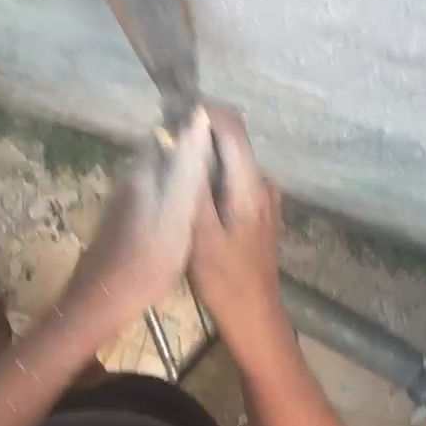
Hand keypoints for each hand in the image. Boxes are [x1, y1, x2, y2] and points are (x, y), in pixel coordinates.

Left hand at [59, 108, 214, 328]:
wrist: (100, 301)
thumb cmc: (144, 262)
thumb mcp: (176, 216)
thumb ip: (186, 168)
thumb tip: (198, 117)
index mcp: (144, 171)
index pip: (171, 130)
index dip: (197, 124)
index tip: (226, 126)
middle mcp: (132, 177)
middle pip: (167, 149)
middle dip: (194, 146)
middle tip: (228, 155)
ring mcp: (126, 198)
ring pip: (162, 171)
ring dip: (186, 170)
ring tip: (217, 180)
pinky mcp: (125, 218)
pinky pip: (157, 192)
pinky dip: (176, 193)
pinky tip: (191, 210)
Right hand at [188, 105, 286, 345]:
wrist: (254, 314)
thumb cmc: (224, 278)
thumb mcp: (199, 233)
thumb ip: (193, 184)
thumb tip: (182, 139)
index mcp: (249, 184)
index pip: (231, 126)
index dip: (203, 111)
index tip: (171, 111)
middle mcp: (262, 182)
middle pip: (231, 140)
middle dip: (198, 132)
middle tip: (161, 138)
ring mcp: (263, 196)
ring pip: (230, 160)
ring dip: (202, 155)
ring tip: (169, 164)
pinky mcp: (257, 209)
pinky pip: (233, 178)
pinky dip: (211, 175)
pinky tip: (189, 191)